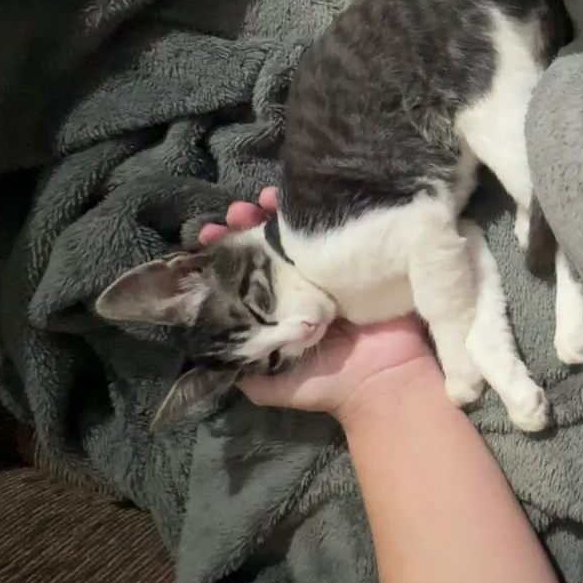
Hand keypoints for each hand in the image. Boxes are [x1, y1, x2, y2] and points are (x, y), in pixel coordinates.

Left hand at [207, 187, 440, 422]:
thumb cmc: (327, 382)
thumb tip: (200, 345)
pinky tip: (306, 198)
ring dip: (280, 213)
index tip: (208, 235)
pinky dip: (324, 213)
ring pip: (300, 232)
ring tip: (261, 199)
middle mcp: (301, 285)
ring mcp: (333, 270)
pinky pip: (339, 231)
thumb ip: (237, 363)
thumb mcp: (267, 383)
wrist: (382, 377)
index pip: (243, 273)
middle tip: (236, 212)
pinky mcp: (361, 260)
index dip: (224, 253)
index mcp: (276, 308)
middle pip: (269, 245)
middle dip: (249, 225)